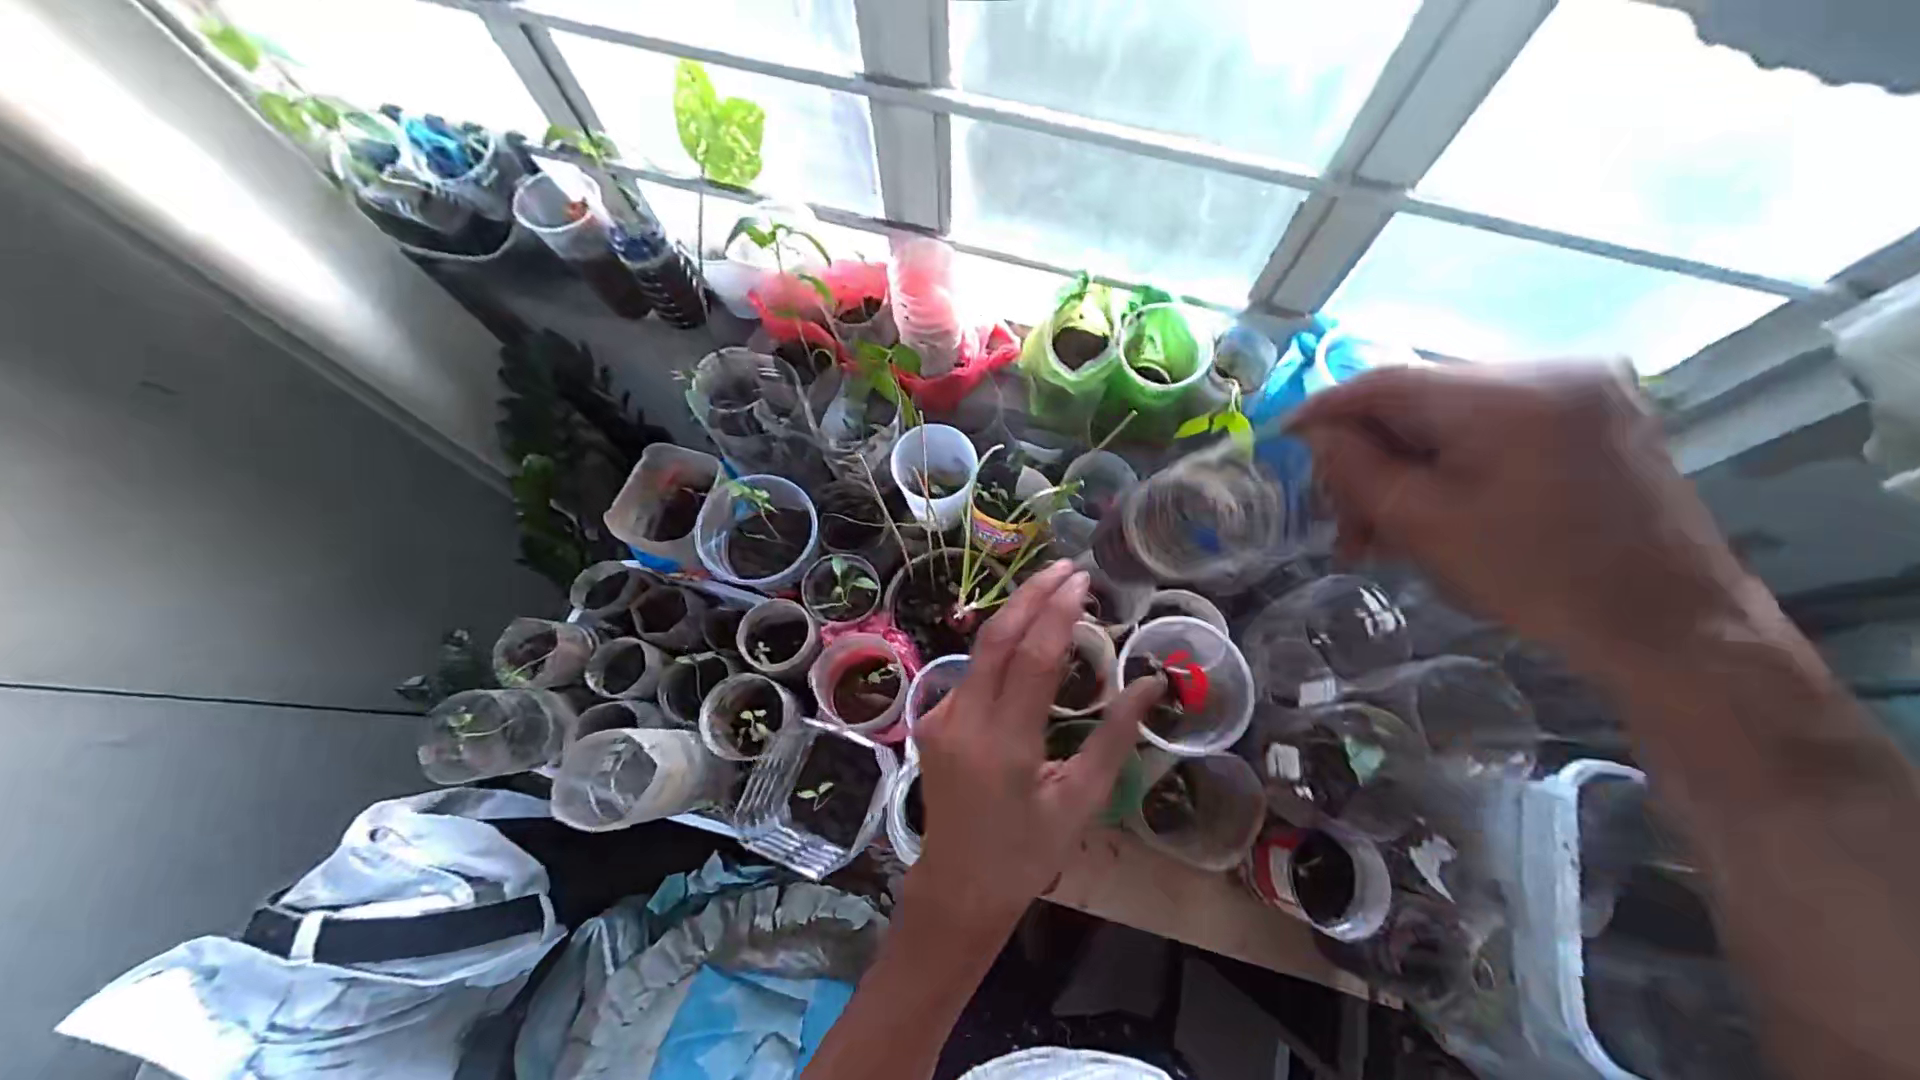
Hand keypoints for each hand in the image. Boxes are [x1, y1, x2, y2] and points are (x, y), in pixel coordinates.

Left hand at [907, 559, 1160, 934]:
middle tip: (1065, 567)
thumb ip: (1115, 736)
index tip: (1081, 581)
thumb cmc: (1028, 851)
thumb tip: (1151, 684)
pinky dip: (1001, 649)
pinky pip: (972, 673)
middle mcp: (963, 721)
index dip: (1058, 613)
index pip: (1031, 658)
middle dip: (1030, 594)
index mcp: (1004, 745)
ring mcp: (939, 717)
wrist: (958, 883)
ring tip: (1053, 591)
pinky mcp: (931, 719)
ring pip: (979, 650)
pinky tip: (1027, 639)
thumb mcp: (1081, 800)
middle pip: (995, 638)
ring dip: (1016, 616)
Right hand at [1289, 362, 1763, 668]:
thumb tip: (1316, 435)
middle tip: (1340, 513)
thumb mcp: (1423, 525)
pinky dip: (1446, 464)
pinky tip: (1426, 508)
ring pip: (1449, 417)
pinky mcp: (1589, 416)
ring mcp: (1578, 390)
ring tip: (1377, 528)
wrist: (1668, 624)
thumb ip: (1356, 469)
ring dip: (1403, 466)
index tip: (1284, 437)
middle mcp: (1549, 369)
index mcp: (1511, 393)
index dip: (1326, 409)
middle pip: (1417, 400)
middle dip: (1368, 455)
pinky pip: (1488, 428)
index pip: (1388, 381)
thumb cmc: (1537, 577)